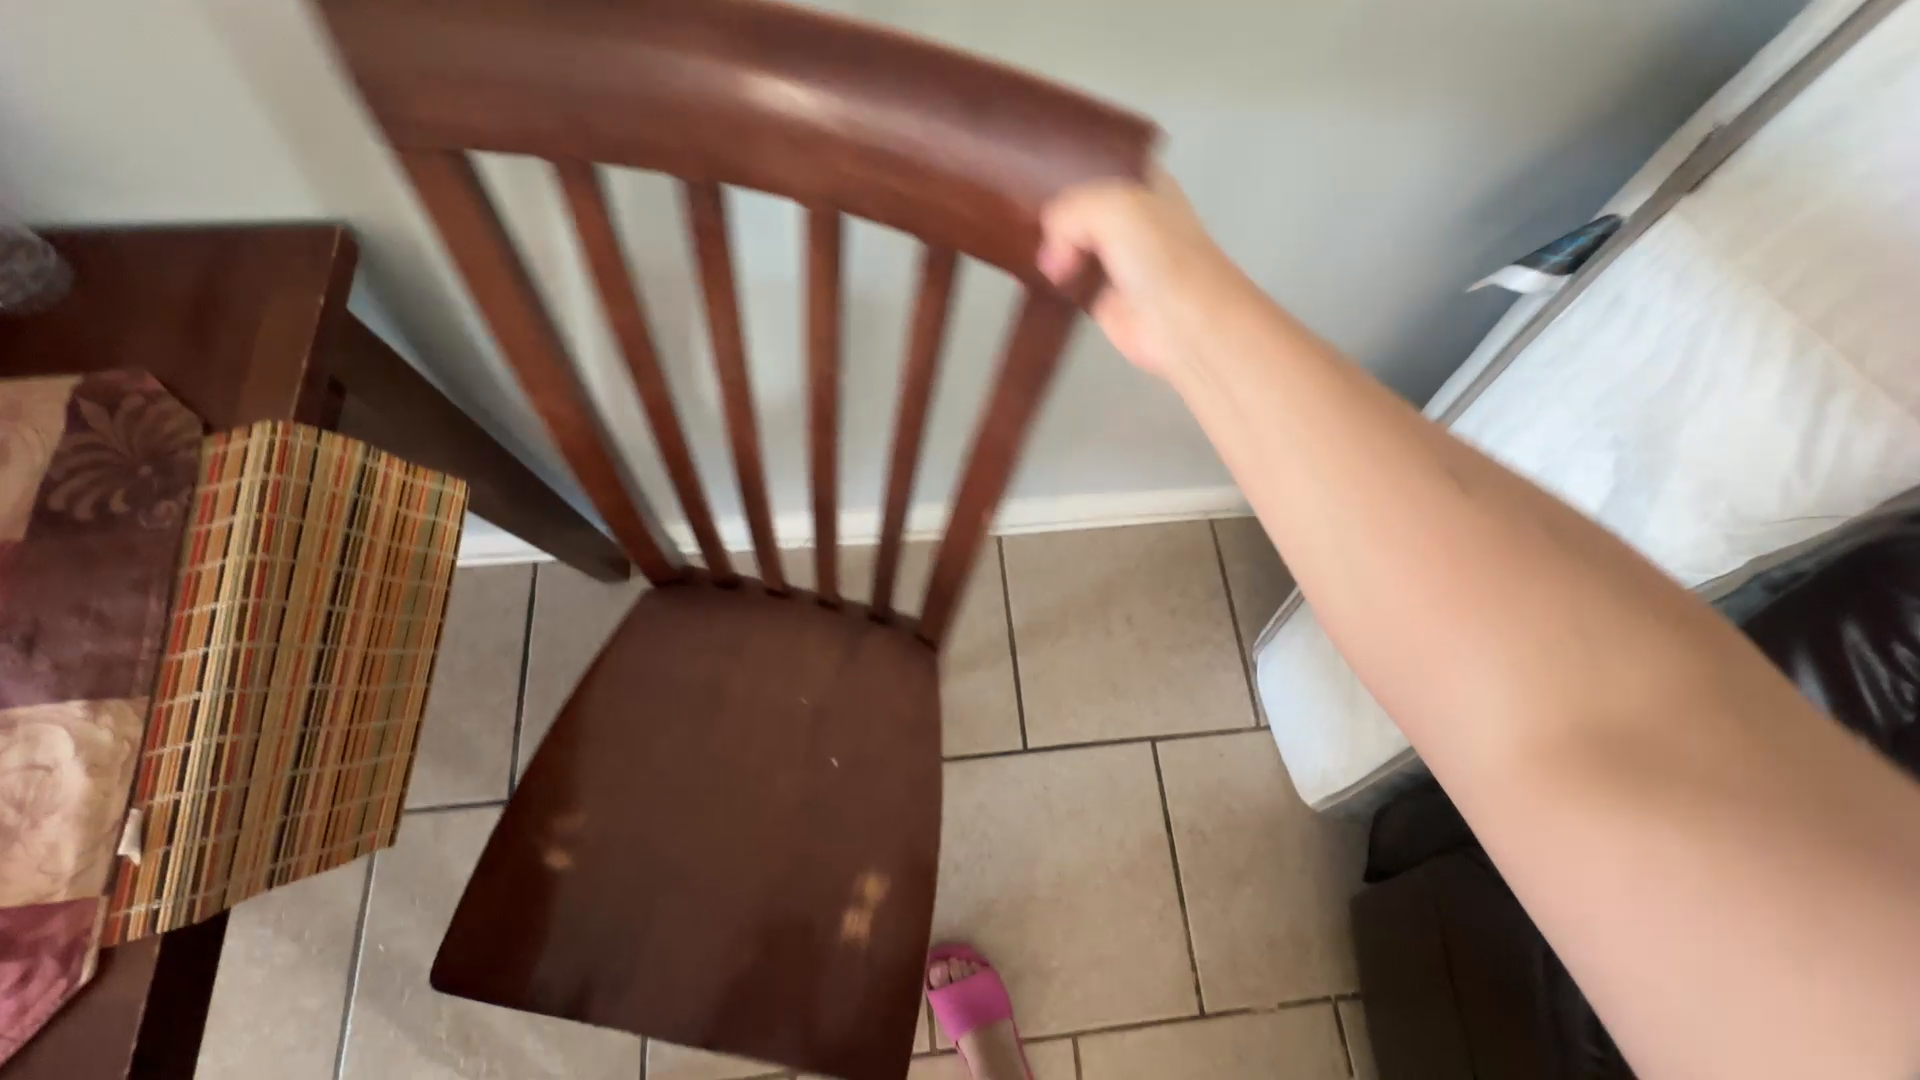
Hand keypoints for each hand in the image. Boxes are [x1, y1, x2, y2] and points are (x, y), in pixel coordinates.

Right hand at [1037, 171, 1242, 378]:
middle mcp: (1129, 218)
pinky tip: (1042, 277)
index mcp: (1142, 183)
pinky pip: (1066, 282)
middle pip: (1075, 208)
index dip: (1066, 171)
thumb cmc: (1162, 256)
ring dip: (1050, 250)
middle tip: (1032, 223)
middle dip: (1054, 216)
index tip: (1037, 183)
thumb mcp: (1113, 206)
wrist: (1182, 322)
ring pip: (1067, 245)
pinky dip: (1052, 282)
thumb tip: (1052, 255)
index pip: (1094, 165)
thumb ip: (1069, 212)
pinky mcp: (1101, 297)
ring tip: (1033, 250)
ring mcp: (1114, 259)